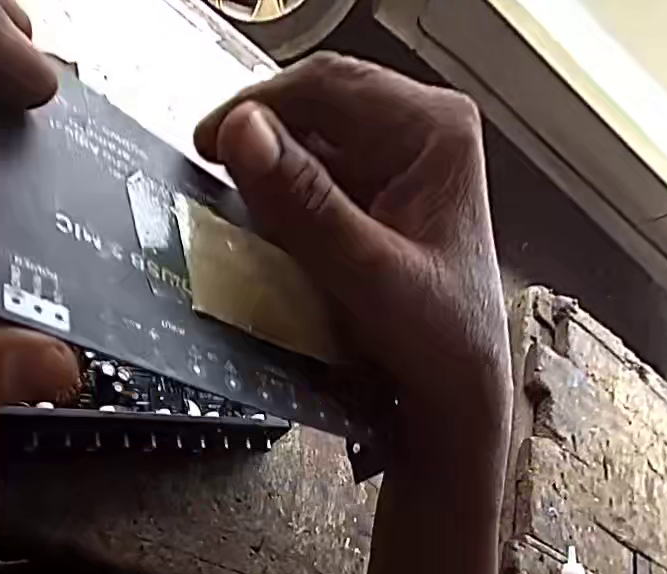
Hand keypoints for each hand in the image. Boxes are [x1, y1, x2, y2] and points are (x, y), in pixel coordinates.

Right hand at [193, 54, 510, 464]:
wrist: (457, 390)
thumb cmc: (441, 341)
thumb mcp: (369, 275)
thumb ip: (307, 207)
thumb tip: (243, 134)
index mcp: (434, 133)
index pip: (329, 89)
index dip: (259, 108)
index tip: (209, 142)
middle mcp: (422, 139)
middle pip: (321, 113)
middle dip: (266, 144)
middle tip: (221, 178)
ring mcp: (403, 172)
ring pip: (317, 149)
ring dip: (277, 178)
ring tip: (251, 216)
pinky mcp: (385, 205)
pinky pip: (323, 185)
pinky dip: (292, 205)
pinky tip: (281, 234)